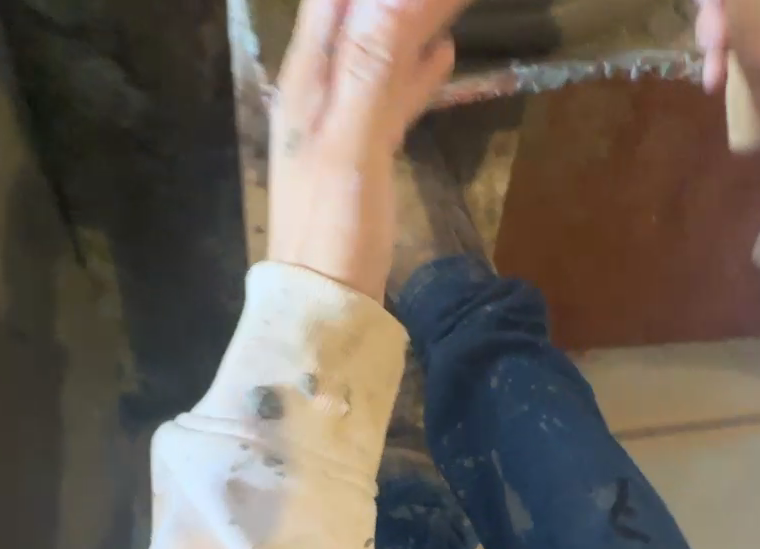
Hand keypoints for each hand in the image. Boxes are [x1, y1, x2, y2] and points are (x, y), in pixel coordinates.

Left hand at [266, 0, 467, 298]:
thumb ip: (370, 70)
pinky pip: (391, 101)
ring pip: (381, 58)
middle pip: (363, 21)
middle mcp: (320, 97)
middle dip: (401, 0)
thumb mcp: (350, 148)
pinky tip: (443, 60)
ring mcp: (341, 129)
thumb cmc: (332, 233)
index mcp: (307, 84)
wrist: (326, 307)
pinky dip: (416, 77)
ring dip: (415, 25)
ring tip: (452, 4)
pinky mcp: (363, 159)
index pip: (336, 2)